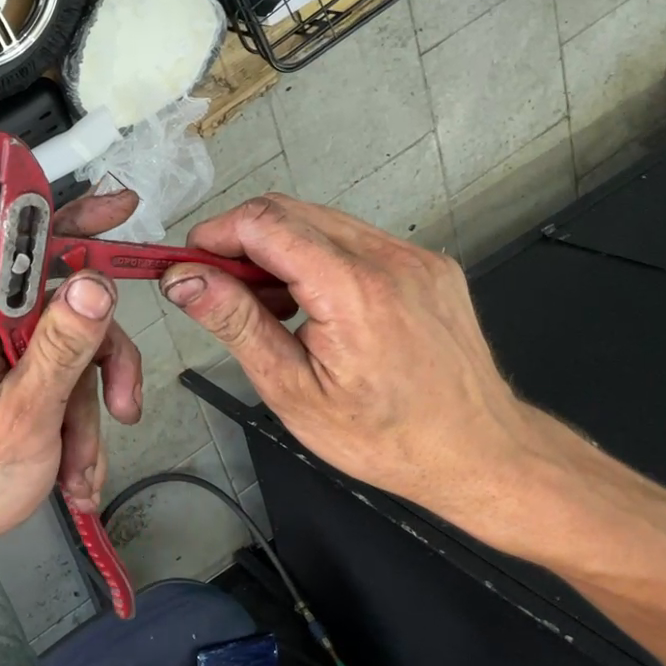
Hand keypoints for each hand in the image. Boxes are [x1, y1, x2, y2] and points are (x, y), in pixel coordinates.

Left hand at [0, 192, 143, 555]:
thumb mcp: (25, 415)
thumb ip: (62, 348)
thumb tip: (93, 283)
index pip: (25, 253)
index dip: (72, 224)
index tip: (121, 208)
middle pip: (74, 313)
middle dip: (102, 372)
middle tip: (122, 413)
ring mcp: (12, 358)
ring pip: (83, 359)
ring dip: (90, 420)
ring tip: (75, 471)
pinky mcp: (25, 385)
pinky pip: (75, 390)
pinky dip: (82, 433)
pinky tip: (72, 474)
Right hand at [159, 195, 541, 520]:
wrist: (483, 455)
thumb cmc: (383, 435)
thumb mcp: (290, 389)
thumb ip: (235, 323)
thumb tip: (182, 278)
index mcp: (353, 290)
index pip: (264, 222)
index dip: (214, 234)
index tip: (189, 266)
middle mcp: (388, 258)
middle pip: (285, 210)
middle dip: (237, 239)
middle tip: (217, 287)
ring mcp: (412, 256)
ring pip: (315, 219)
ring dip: (272, 247)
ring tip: (265, 303)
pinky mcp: (424, 263)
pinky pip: (348, 235)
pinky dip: (310, 254)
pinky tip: (307, 302)